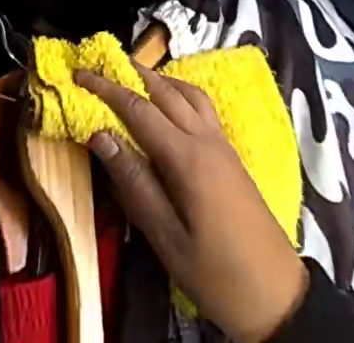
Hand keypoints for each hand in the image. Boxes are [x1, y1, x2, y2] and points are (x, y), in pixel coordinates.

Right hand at [77, 65, 307, 342]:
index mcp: (187, 157)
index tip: (80, 74)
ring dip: (159, 79)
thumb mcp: (165, 237)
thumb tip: (101, 136)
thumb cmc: (214, 270)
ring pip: (188, 93)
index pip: (139, 109)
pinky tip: (170, 103)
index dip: (107, 89)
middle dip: (131, 75)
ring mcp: (221, 143)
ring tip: (132, 77)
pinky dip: (181, 93)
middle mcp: (205, 138)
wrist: (273, 288)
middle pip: (165, 92)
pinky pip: (203, 107)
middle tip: (101, 66)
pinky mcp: (229, 153)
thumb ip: (134, 183)